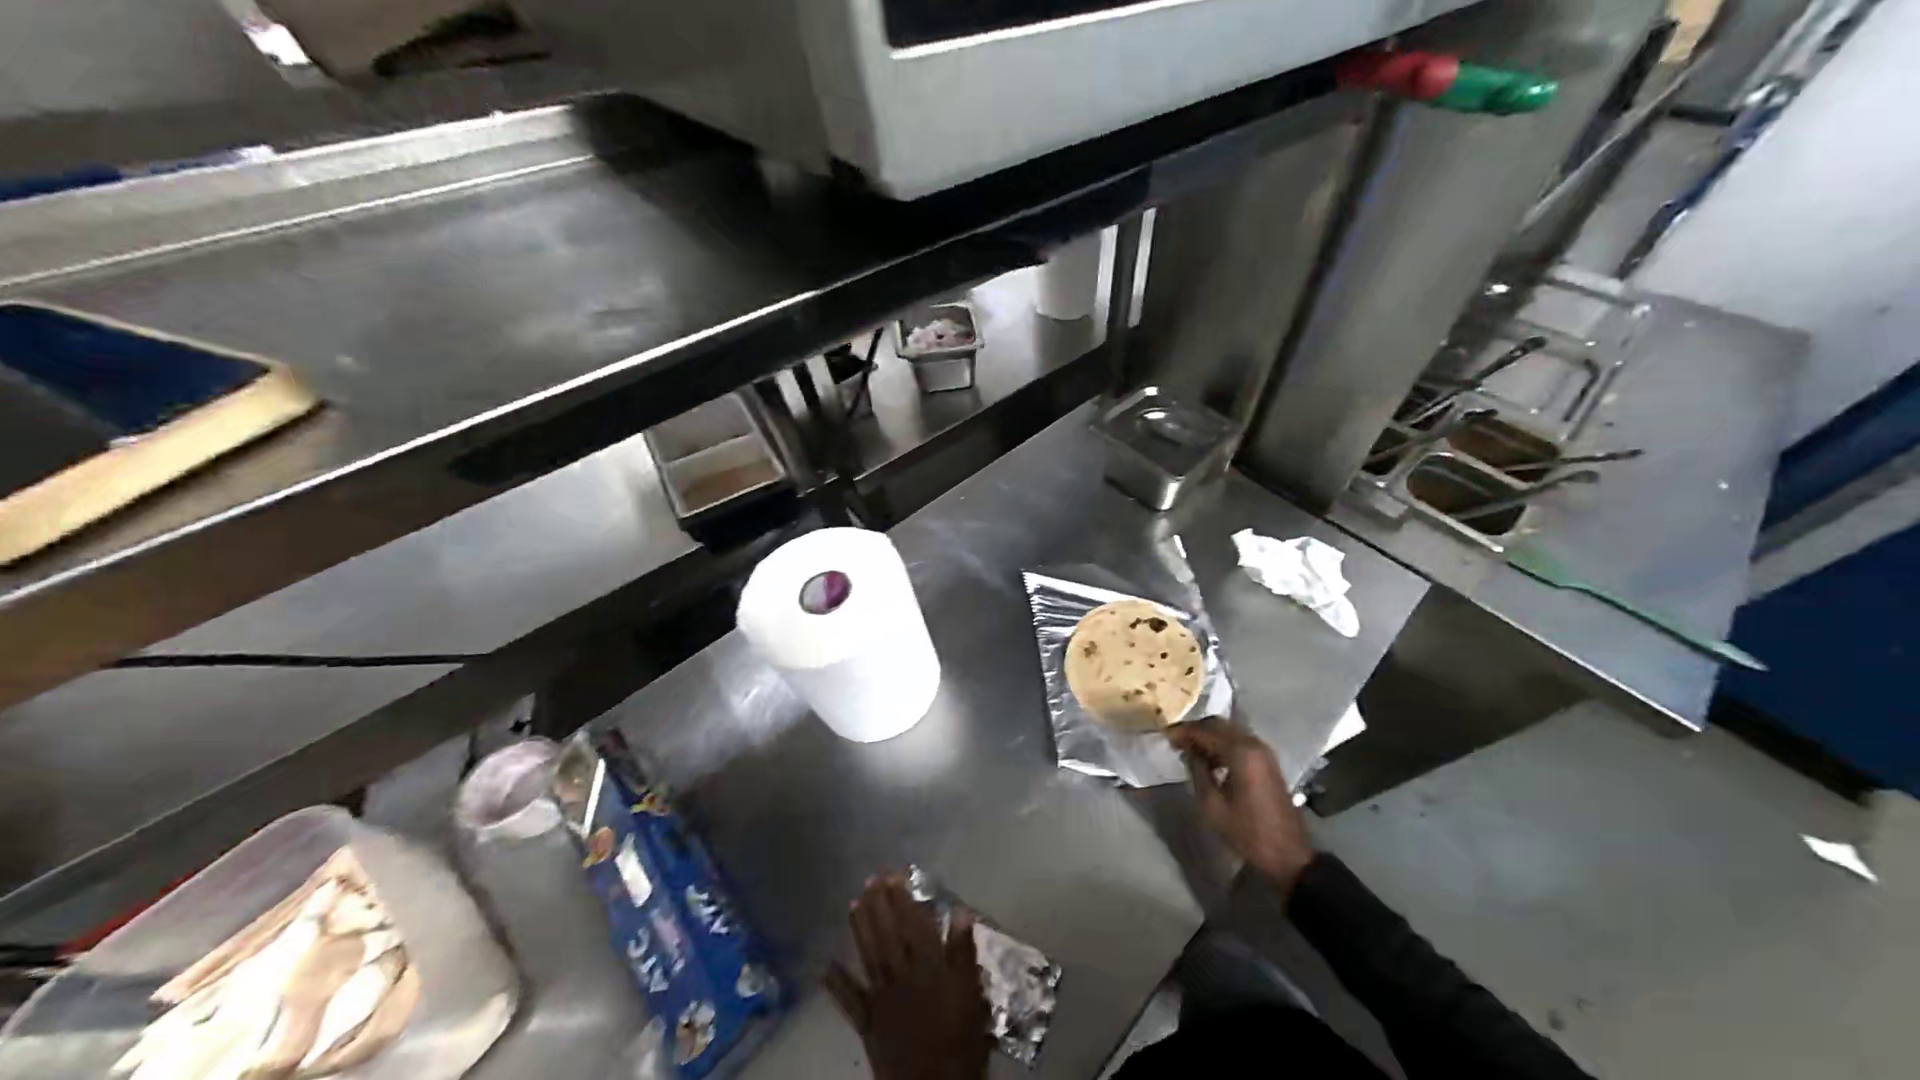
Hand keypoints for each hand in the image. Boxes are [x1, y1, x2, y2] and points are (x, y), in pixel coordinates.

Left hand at [823, 873, 989, 1079]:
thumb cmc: (961, 1041)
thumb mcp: (973, 994)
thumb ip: (964, 953)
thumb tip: (961, 912)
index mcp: (927, 966)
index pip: (913, 923)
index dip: (902, 897)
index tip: (893, 874)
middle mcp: (900, 975)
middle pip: (887, 933)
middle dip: (878, 905)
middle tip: (870, 879)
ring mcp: (881, 998)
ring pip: (868, 955)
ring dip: (859, 928)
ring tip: (853, 903)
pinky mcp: (868, 1022)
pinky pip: (850, 1000)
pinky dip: (836, 983)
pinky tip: (824, 965)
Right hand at [1169, 717, 1314, 895]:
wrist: (1288, 856)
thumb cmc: (1247, 832)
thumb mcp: (1213, 806)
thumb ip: (1198, 772)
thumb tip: (1189, 753)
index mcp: (1241, 753)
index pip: (1205, 731)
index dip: (1183, 732)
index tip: (1166, 737)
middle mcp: (1254, 745)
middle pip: (1219, 725)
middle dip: (1196, 730)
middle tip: (1176, 741)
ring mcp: (1264, 753)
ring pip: (1230, 732)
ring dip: (1209, 737)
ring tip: (1189, 751)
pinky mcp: (1268, 763)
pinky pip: (1240, 743)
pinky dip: (1223, 746)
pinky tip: (1210, 761)